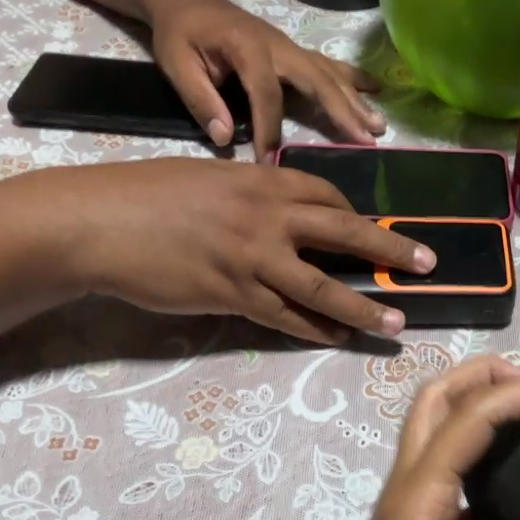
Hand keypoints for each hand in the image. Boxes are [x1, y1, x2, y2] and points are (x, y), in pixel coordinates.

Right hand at [18, 157, 430, 343]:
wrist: (94, 223)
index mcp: (259, 180)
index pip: (326, 194)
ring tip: (396, 324)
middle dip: (388, 250)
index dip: (356, 215)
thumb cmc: (143, 197)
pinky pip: (286, 317)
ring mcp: (251, 258)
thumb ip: (249, 198)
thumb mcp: (206, 180)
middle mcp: (265, 216)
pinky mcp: (232, 295)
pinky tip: (340, 339)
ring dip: (363, 308)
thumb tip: (278, 218)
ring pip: (322, 287)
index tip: (376, 231)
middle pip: (342, 233)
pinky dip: (316, 330)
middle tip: (425, 265)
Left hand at [150, 0, 384, 159]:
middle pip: (316, 80)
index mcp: (247, 46)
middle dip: (342, 111)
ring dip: (356, 101)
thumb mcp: (176, 63)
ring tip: (379, 126)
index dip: (268, 127)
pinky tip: (378, 92)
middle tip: (367, 139)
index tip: (268, 161)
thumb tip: (224, 139)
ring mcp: (290, 47)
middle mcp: (278, 44)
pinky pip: (330, 65)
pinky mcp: (295, 52)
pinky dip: (355, 78)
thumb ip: (200, 100)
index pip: (266, 92)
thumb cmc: (180, 33)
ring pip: (330, 74)